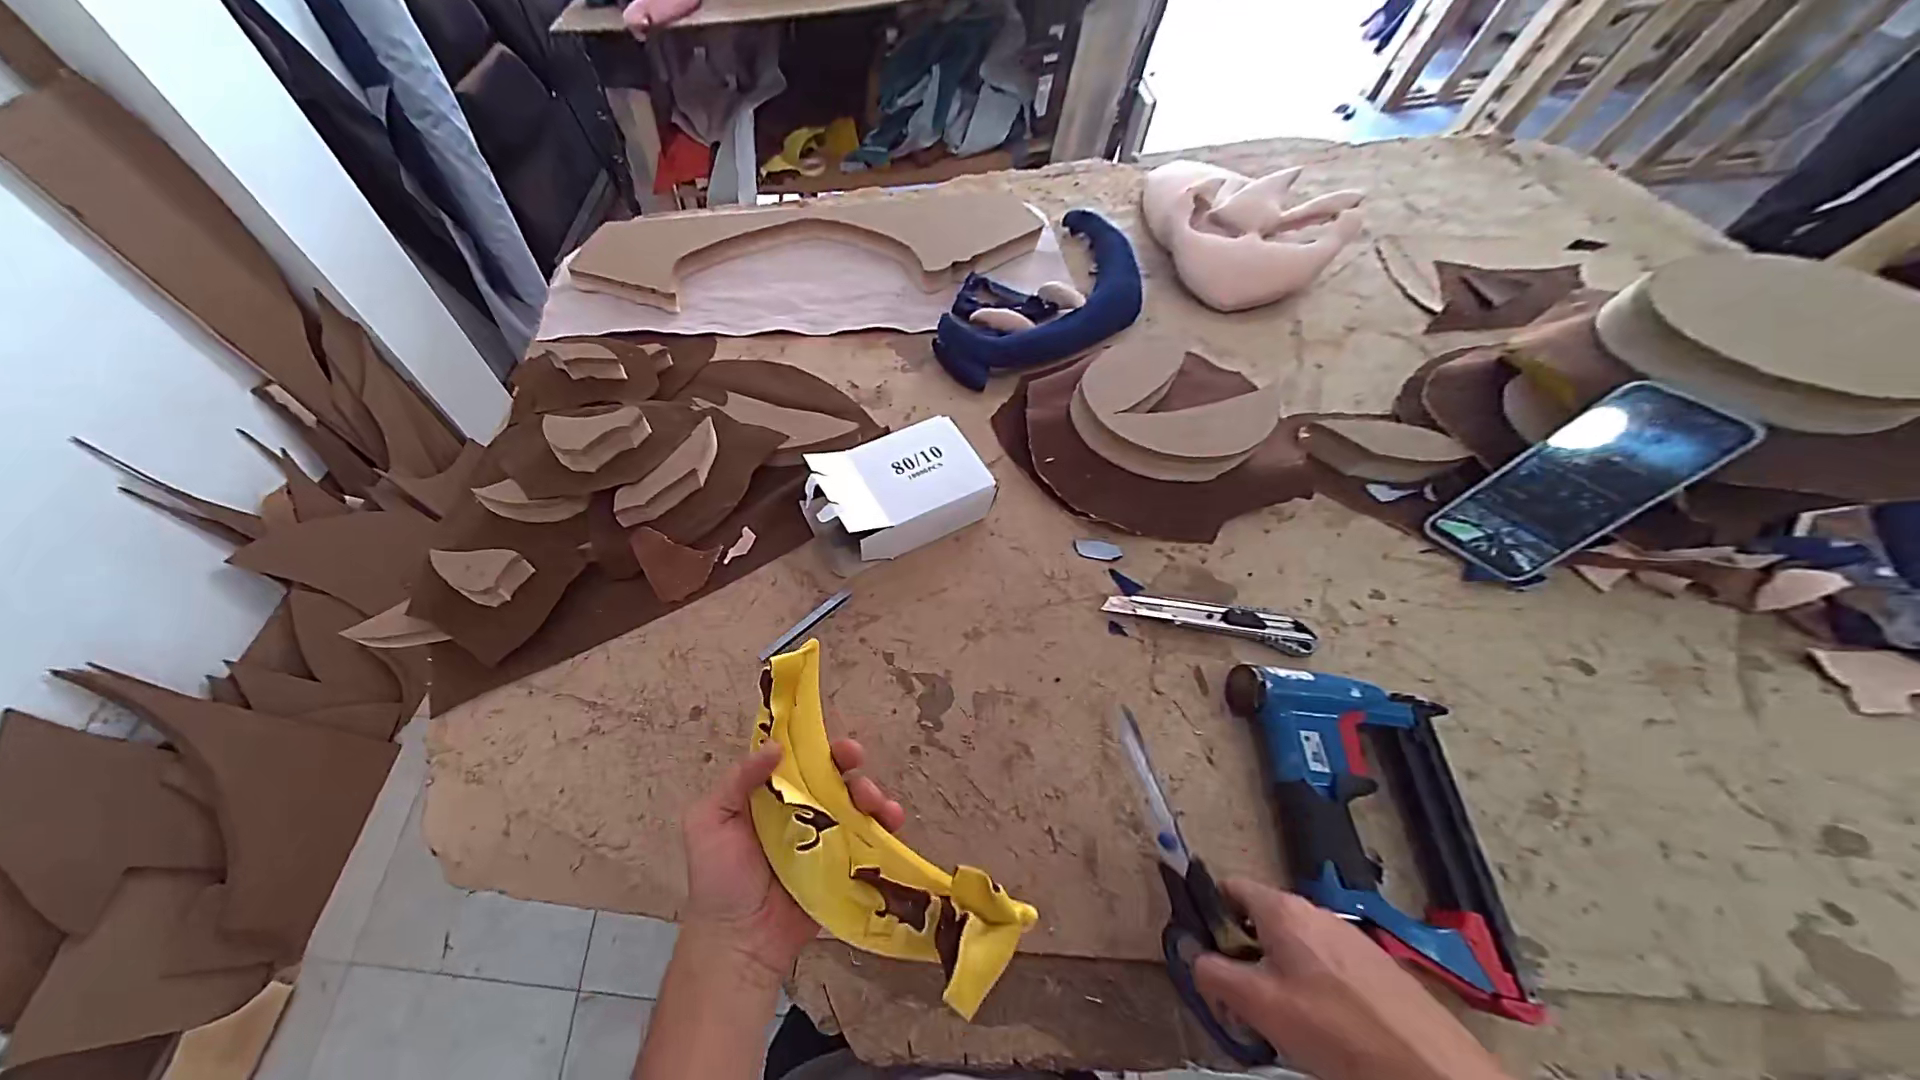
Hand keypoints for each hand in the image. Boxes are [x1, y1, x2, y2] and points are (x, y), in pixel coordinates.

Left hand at [679, 739, 903, 981]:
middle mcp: (802, 809)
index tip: (825, 741)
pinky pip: (872, 835)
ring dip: (870, 791)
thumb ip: (737, 781)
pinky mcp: (847, 861)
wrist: (741, 942)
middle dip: (849, 761)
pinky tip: (891, 821)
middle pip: (833, 774)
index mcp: (772, 794)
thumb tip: (775, 746)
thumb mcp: (710, 821)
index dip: (816, 745)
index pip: (798, 758)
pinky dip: (887, 823)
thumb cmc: (719, 880)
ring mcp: (828, 835)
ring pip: (857, 801)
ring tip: (873, 801)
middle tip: (855, 761)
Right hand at [1193, 879, 1510, 1079]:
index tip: (1208, 955)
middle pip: (1260, 920)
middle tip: (1245, 1001)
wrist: (1434, 1072)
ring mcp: (1350, 937)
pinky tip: (1326, 1029)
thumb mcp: (1259, 1005)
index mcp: (1282, 908)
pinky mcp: (1379, 967)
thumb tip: (1194, 956)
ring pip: (1294, 945)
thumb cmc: (1336, 1030)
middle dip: (1244, 956)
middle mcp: (1315, 910)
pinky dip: (1313, 987)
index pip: (1228, 887)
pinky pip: (1327, 965)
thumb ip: (1213, 974)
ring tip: (1285, 1022)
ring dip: (1277, 973)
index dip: (1209, 915)